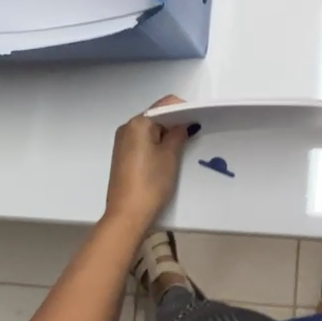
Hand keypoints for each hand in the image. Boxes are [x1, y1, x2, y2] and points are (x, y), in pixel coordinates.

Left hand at [103, 95, 190, 228]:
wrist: (127, 215)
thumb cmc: (151, 182)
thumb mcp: (170, 156)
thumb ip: (178, 134)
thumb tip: (183, 124)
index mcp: (138, 123)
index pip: (165, 105)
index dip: (184, 110)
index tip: (198, 121)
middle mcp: (127, 128)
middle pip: (156, 116)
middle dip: (174, 123)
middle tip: (193, 135)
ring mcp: (122, 142)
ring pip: (150, 130)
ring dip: (166, 135)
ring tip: (182, 148)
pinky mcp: (122, 156)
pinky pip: (143, 141)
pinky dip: (156, 144)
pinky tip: (167, 158)